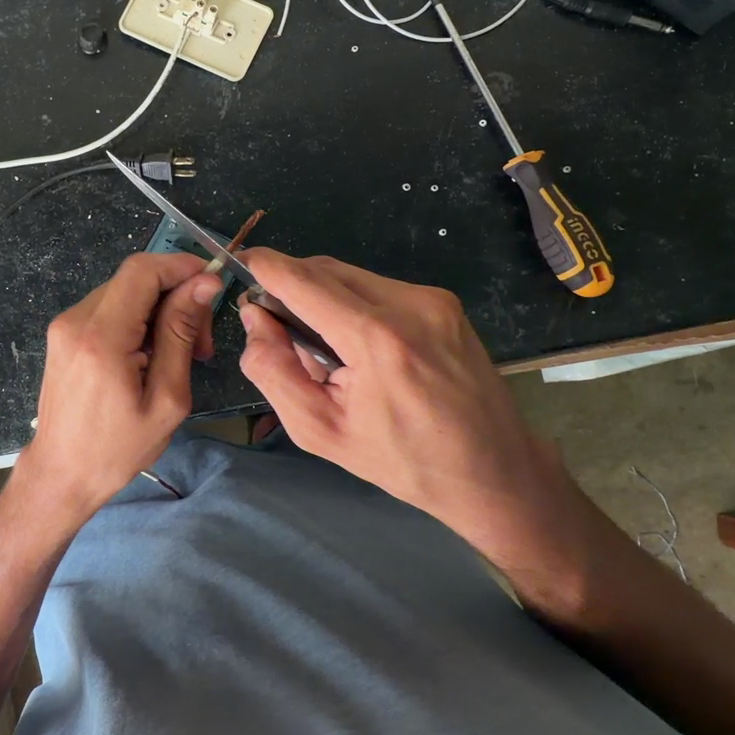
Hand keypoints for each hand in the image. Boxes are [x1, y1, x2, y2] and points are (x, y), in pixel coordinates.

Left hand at [22, 253, 221, 509]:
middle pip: (133, 278)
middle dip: (175, 295)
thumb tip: (203, 284)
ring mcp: (64, 325)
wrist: (61, 473)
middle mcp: (75, 320)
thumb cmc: (118, 449)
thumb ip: (181, 335)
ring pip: (123, 292)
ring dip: (158, 310)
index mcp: (101, 338)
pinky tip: (150, 356)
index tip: (212, 286)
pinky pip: (107, 309)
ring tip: (180, 354)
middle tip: (202, 342)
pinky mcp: (62, 334)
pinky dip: (136, 320)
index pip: (141, 271)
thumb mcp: (166, 398)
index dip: (181, 266)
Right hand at [235, 249, 570, 537]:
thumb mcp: (318, 430)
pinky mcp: (444, 302)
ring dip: (320, 294)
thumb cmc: (402, 461)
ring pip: (350, 275)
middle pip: (324, 269)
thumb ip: (272, 370)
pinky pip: (377, 287)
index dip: (265, 266)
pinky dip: (351, 303)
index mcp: (376, 340)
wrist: (496, 472)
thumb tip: (255, 317)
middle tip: (273, 323)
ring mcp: (432, 299)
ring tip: (320, 343)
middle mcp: (408, 305)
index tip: (238, 262)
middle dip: (290, 284)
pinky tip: (355, 343)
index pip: (304, 280)